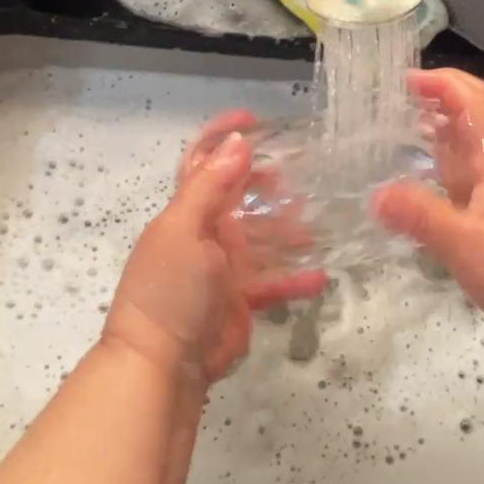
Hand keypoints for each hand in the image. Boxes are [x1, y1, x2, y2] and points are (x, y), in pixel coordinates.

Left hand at [103, 112, 327, 384]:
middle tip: (305, 175)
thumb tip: (237, 141)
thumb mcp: (185, 230)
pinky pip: (275, 281)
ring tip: (318, 224)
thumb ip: (211, 186)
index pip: (206, 161)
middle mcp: (208, 232)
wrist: (162, 363)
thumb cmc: (169, 288)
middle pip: (242, 195)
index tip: (257, 119)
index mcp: (188, 210)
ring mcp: (226, 266)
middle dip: (269, 182)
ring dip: (289, 228)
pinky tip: (320, 276)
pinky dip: (296, 278)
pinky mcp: (242, 298)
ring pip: (264, 235)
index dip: (225, 136)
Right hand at [373, 69, 483, 364]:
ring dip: (451, 117)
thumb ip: (419, 217)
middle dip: (451, 90)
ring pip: (481, 136)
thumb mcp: (461, 245)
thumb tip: (373, 194)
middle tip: (411, 88)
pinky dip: (452, 150)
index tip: (409, 79)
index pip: (476, 105)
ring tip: (414, 113)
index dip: (446, 84)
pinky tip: (432, 163)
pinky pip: (476, 163)